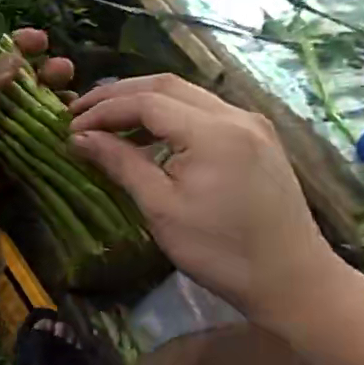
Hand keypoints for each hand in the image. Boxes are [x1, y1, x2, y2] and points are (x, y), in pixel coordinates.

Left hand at [0, 29, 70, 239]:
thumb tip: (14, 57)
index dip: (11, 45)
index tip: (40, 39)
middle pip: (9, 79)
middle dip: (38, 70)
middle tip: (63, 68)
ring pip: (23, 106)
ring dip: (49, 96)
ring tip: (72, 91)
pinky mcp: (2, 156)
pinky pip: (28, 135)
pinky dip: (48, 127)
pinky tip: (70, 119)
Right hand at [67, 74, 347, 322]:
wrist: (293, 279)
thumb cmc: (220, 250)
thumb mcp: (161, 208)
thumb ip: (120, 163)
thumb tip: (79, 138)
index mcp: (213, 132)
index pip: (145, 102)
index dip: (103, 109)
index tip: (69, 127)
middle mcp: (235, 115)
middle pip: (164, 85)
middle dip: (117, 94)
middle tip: (80, 111)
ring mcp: (250, 123)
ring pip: (184, 93)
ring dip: (141, 100)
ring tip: (105, 119)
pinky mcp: (255, 137)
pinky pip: (201, 109)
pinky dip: (166, 113)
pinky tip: (145, 133)